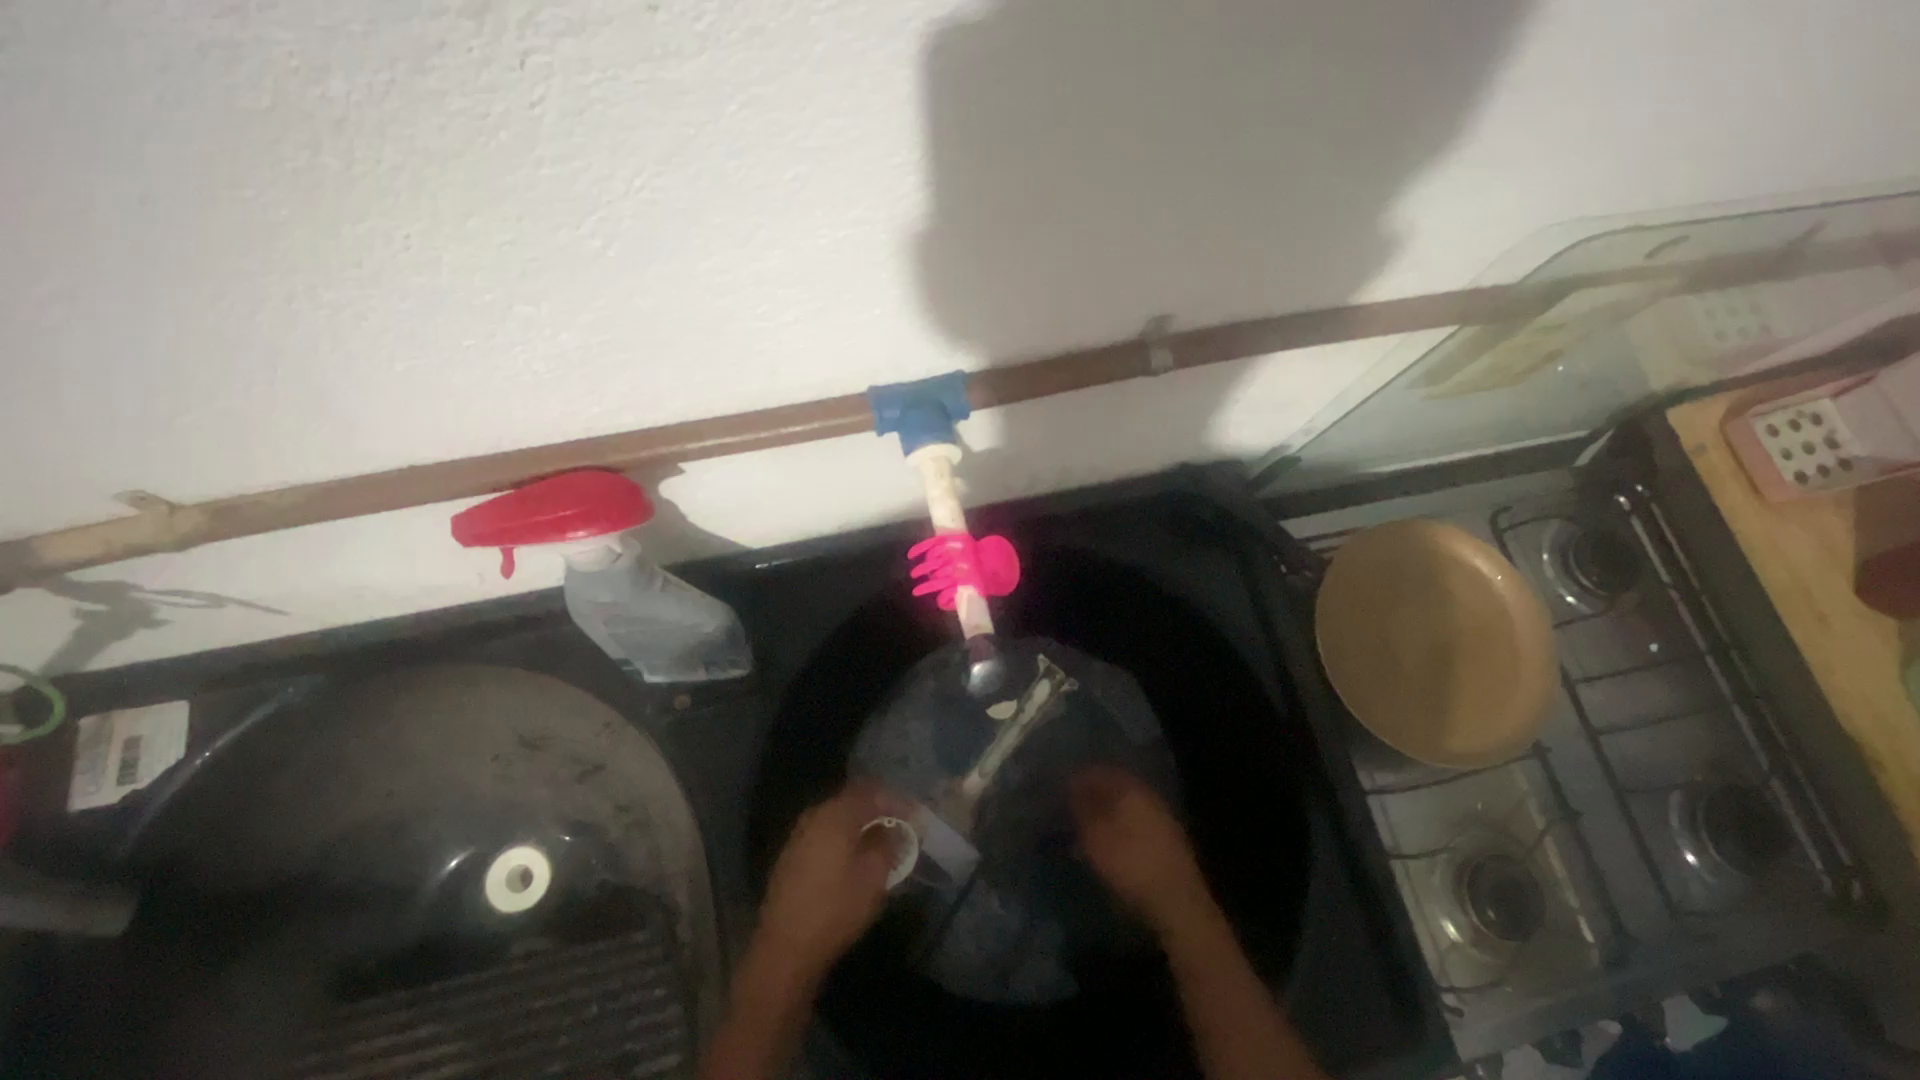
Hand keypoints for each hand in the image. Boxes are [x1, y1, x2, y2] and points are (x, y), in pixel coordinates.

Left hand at [751, 780, 899, 990]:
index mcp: (835, 815)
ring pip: (836, 818)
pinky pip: (824, 835)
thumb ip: (888, 844)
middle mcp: (813, 817)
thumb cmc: (836, 908)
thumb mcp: (874, 876)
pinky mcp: (791, 856)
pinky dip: (843, 838)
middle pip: (851, 801)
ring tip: (881, 842)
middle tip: (900, 826)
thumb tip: (896, 827)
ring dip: (860, 825)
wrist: (786, 946)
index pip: (870, 792)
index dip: (896, 800)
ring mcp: (798, 836)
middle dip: (878, 810)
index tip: (915, 816)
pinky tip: (854, 857)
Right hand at [1070, 764, 1212, 932]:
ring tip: (1088, 829)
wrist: (1177, 902)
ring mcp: (1164, 820)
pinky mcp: (1171, 843)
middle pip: (1118, 787)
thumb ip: (1083, 809)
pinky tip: (1112, 844)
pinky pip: (1139, 824)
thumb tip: (1073, 786)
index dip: (1081, 778)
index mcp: (1132, 790)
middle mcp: (1151, 798)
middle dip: (1095, 795)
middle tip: (1073, 808)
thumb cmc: (1130, 865)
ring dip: (1109, 814)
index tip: (1063, 789)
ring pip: (1129, 807)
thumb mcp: (1095, 837)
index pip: (1102, 771)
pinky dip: (1122, 829)